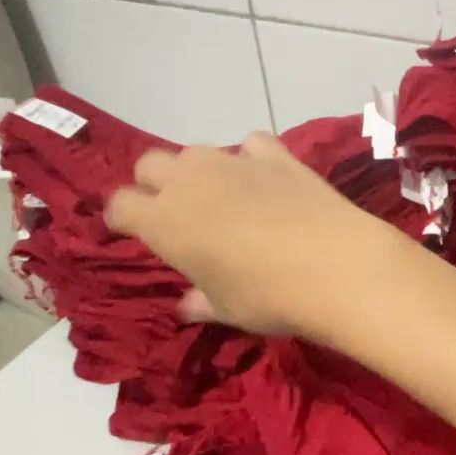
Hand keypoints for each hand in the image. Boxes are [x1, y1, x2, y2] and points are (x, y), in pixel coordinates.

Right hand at [104, 133, 404, 336]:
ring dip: (200, 172)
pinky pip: (250, 144)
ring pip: (196, 152)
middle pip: (150, 164)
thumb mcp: (229, 310)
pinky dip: (251, 159)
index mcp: (162, 222)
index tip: (134, 232)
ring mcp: (232, 162)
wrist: (335, 269)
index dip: (124, 218)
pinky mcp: (275, 155)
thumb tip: (187, 306)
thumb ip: (201, 302)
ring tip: (223, 199)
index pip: (120, 205)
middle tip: (177, 213)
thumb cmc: (270, 299)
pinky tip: (266, 180)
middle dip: (155, 185)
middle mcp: (188, 182)